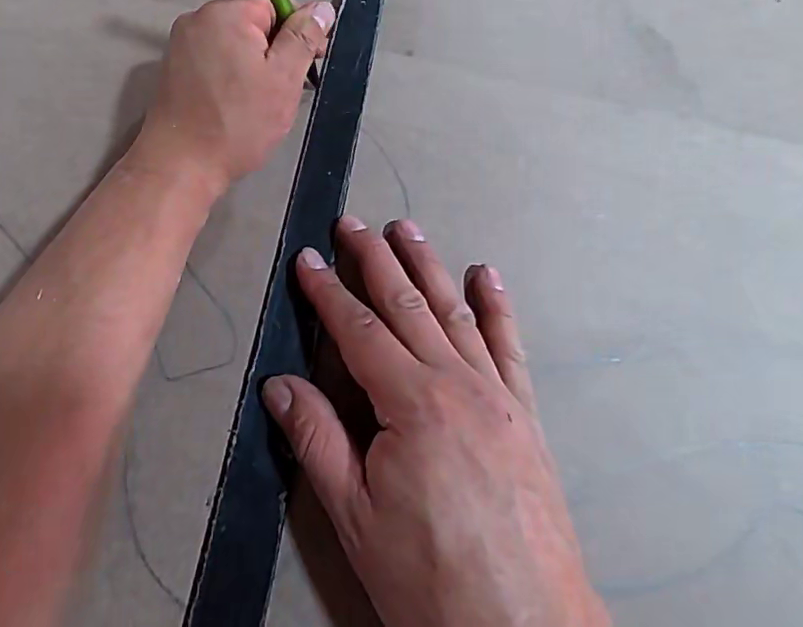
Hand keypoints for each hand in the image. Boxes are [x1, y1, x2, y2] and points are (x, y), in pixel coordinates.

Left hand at [132, 0, 334, 193]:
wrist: (180, 164)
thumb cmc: (236, 123)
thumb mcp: (283, 78)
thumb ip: (303, 37)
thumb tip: (320, 8)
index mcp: (225, 14)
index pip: (272, 1)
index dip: (295, 29)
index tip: (308, 60)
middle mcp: (197, 20)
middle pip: (251, 21)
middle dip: (274, 49)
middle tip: (285, 87)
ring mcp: (180, 44)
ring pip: (233, 43)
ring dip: (252, 64)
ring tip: (260, 101)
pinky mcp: (173, 68)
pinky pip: (213, 59)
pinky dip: (230, 75)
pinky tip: (236, 105)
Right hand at [263, 216, 608, 626]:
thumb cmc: (431, 578)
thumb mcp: (356, 515)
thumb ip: (317, 440)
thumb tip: (279, 385)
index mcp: (412, 404)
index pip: (358, 329)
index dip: (328, 291)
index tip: (308, 259)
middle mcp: (457, 384)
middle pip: (406, 304)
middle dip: (375, 259)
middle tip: (352, 224)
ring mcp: (497, 396)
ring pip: (454, 311)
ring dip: (427, 265)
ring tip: (407, 228)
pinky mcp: (524, 415)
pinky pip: (508, 346)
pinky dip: (496, 306)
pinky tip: (486, 276)